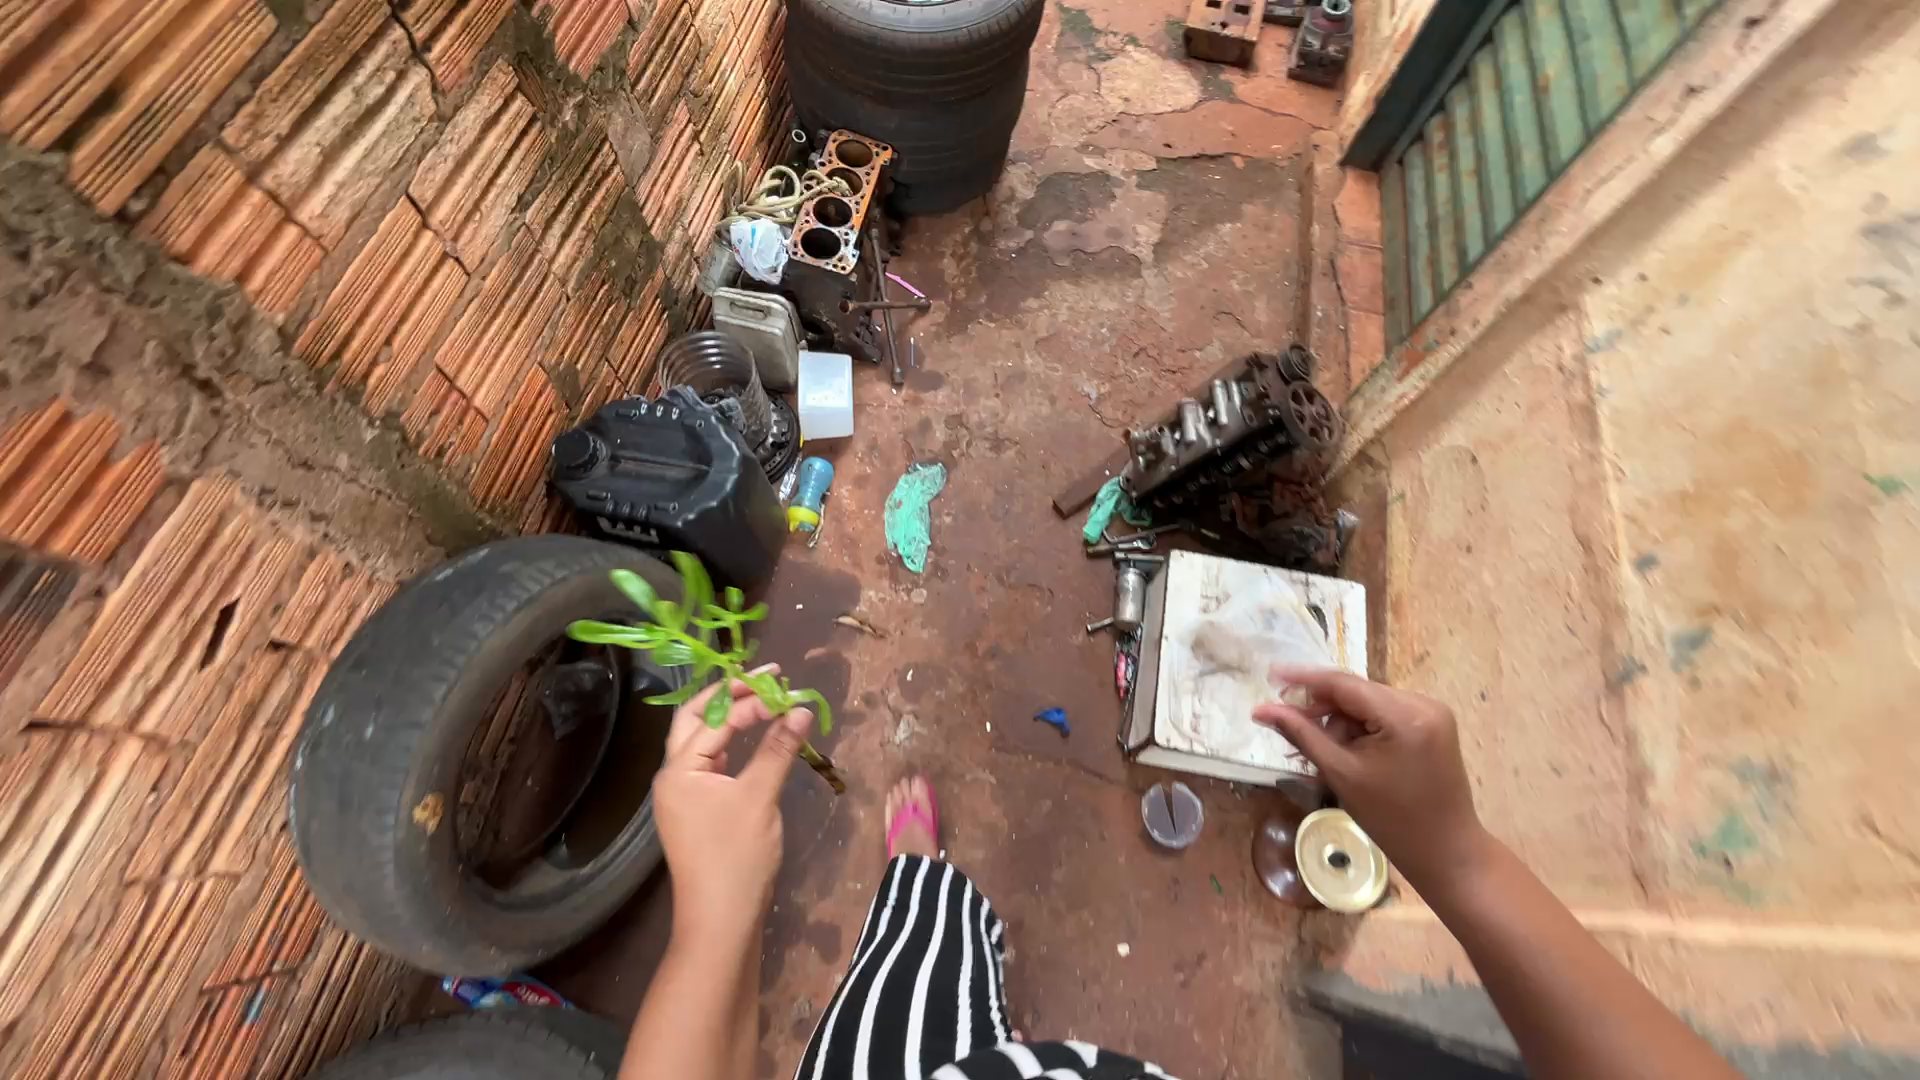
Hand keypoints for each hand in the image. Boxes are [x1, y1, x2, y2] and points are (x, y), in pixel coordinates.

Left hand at [652, 664, 812, 937]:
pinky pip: (712, 761)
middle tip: (767, 679)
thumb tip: (801, 708)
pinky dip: (733, 742)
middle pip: (696, 719)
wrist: (721, 922)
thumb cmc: (736, 857)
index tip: (787, 690)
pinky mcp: (698, 808)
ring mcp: (684, 793)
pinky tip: (755, 737)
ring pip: (703, 739)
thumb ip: (779, 749)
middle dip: (730, 695)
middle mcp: (674, 776)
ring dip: (730, 716)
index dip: (753, 702)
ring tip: (763, 699)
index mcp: (679, 770)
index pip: (717, 719)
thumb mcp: (760, 798)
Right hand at [1253, 667, 1487, 888]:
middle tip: (1290, 726)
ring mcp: (1430, 712)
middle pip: (1354, 692)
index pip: (1343, 684)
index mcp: (1405, 715)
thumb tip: (1260, 710)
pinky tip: (1345, 750)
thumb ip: (1300, 734)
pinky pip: (1382, 713)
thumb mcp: (1340, 774)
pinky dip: (1358, 727)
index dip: (1303, 679)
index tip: (1270, 676)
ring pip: (1365, 702)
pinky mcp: (1431, 724)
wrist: (1446, 852)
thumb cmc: (1392, 819)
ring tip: (1323, 752)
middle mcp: (1422, 704)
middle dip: (1321, 708)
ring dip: (1338, 721)